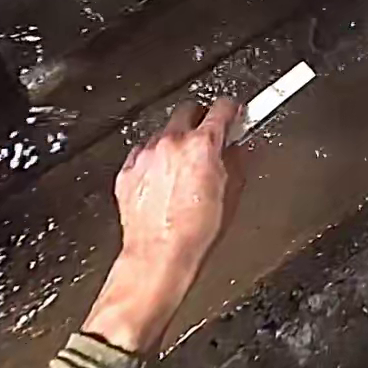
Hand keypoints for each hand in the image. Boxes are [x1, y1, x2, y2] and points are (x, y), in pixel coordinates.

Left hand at [84, 99, 242, 351]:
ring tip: (187, 165)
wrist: (158, 258)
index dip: (233, 109)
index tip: (237, 112)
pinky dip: (156, 159)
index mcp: (202, 145)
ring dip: (178, 140)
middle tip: (212, 134)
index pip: (222, 108)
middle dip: (203, 119)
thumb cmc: (194, 233)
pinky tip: (166, 179)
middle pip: (189, 110)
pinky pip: (144, 152)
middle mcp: (171, 143)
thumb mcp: (232, 193)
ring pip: (164, 131)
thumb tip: (240, 149)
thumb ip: (237, 161)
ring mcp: (146, 155)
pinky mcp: (127, 171)